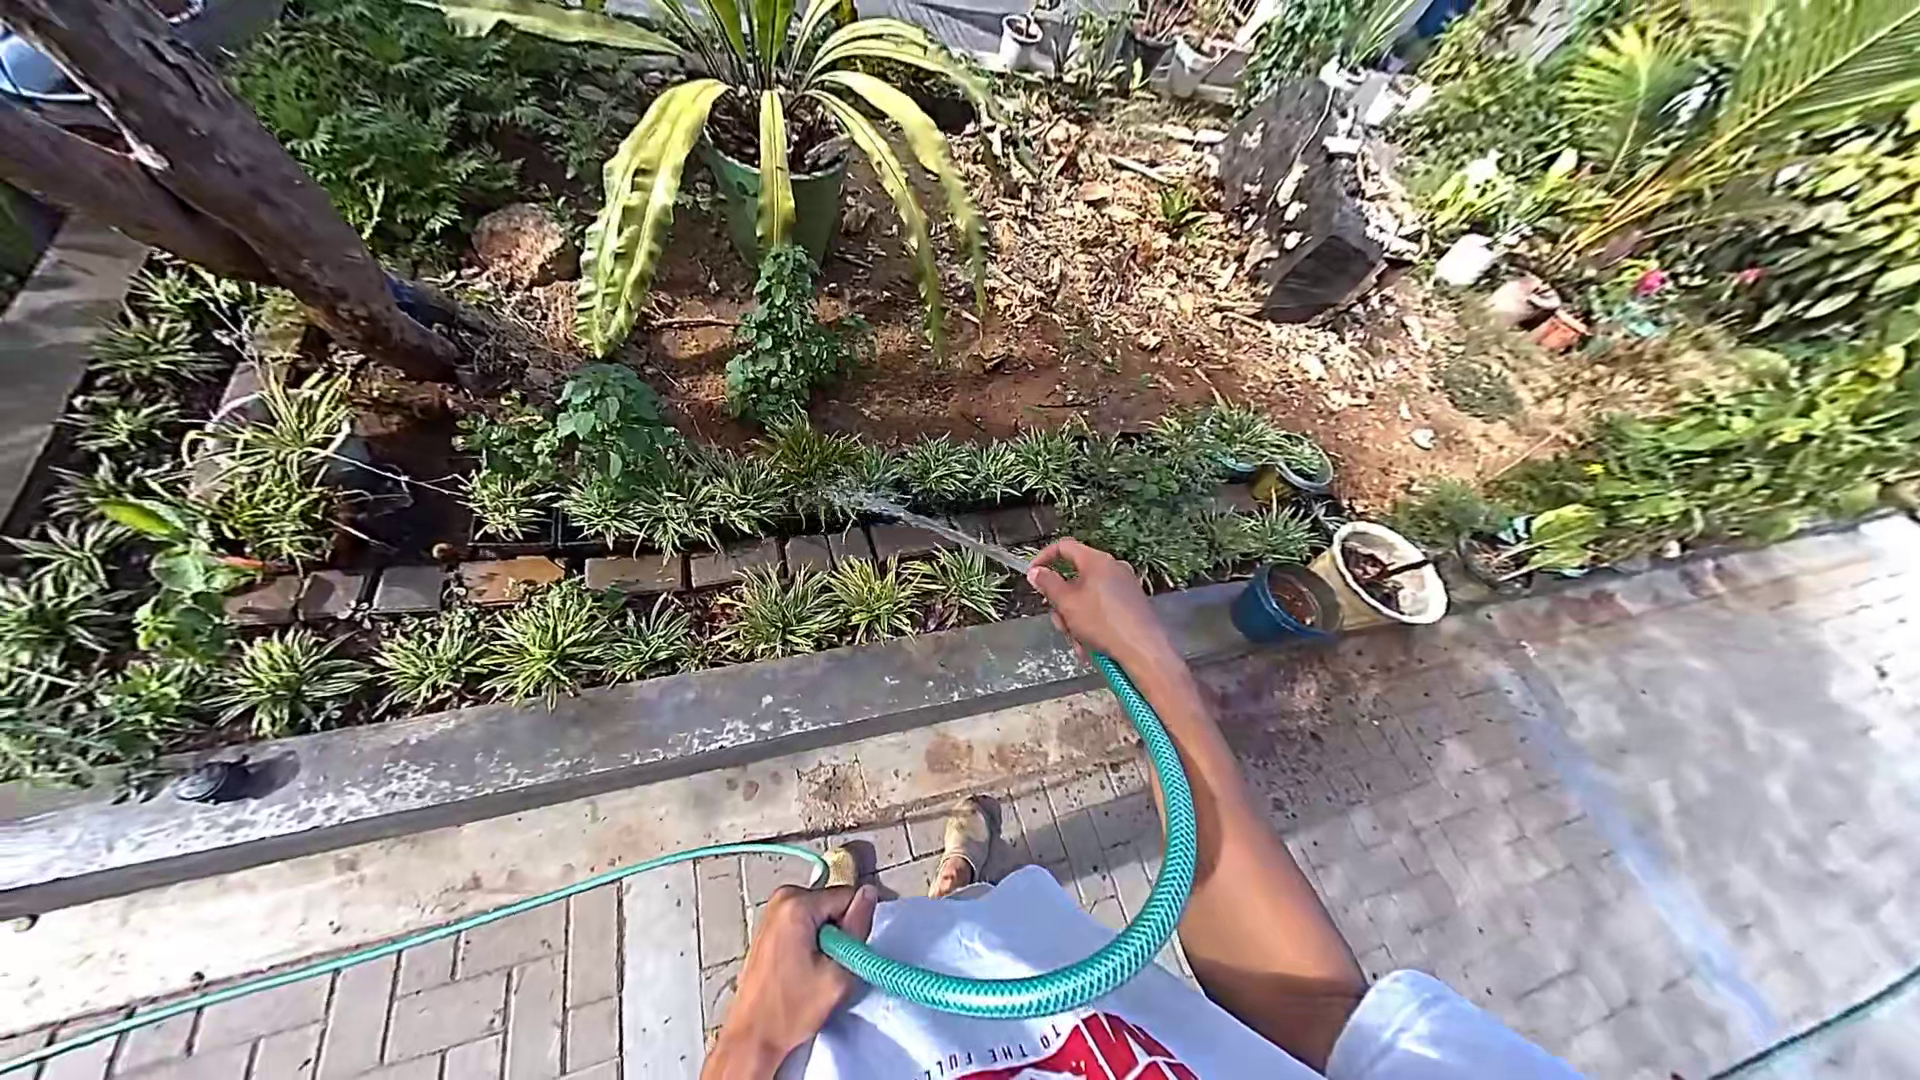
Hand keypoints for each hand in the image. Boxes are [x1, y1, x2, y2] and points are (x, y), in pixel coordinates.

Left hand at [704, 884, 877, 1078]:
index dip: (853, 926)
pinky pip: (805, 920)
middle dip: (837, 932)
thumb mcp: (837, 974)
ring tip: (811, 970)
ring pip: (820, 913)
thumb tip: (869, 894)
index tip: (844, 955)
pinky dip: (809, 940)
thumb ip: (857, 928)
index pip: (847, 896)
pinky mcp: (769, 924)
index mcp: (796, 904)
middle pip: (832, 903)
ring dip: (824, 938)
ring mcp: (772, 910)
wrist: (751, 1039)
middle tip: (826, 967)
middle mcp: (781, 898)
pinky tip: (799, 968)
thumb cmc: (789, 1012)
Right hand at [1026, 538, 1177, 671]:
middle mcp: (1113, 568)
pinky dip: (1091, 626)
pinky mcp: (1131, 604)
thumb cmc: (1104, 624)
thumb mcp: (1066, 603)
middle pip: (1074, 579)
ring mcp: (1124, 586)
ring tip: (1078, 643)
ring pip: (1086, 599)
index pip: (1064, 547)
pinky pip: (1101, 610)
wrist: (1143, 650)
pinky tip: (1090, 647)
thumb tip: (1037, 572)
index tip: (1033, 575)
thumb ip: (1047, 584)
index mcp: (1097, 561)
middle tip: (1060, 622)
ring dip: (1075, 621)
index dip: (1044, 558)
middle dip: (1062, 604)